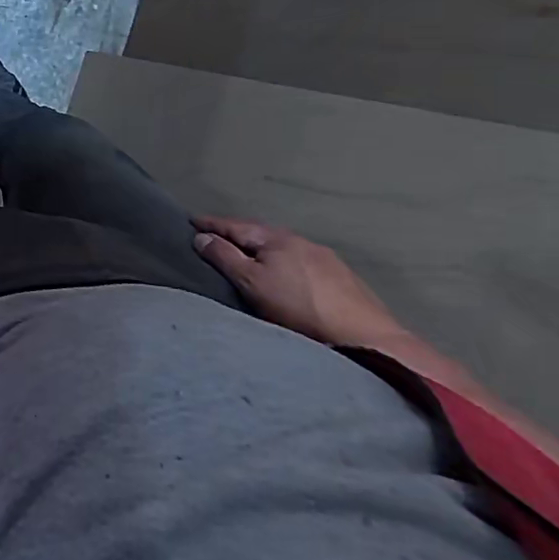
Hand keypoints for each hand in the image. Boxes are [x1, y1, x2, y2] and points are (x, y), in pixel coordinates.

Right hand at [192, 217, 407, 347]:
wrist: (368, 339)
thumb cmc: (299, 309)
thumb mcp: (251, 283)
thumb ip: (224, 257)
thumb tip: (202, 236)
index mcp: (276, 238)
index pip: (235, 225)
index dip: (211, 223)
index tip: (190, 220)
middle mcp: (302, 241)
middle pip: (260, 233)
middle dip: (237, 233)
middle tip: (215, 236)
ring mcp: (326, 259)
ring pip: (283, 247)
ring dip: (261, 248)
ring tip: (247, 256)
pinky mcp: (343, 278)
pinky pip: (300, 261)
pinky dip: (282, 261)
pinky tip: (283, 274)